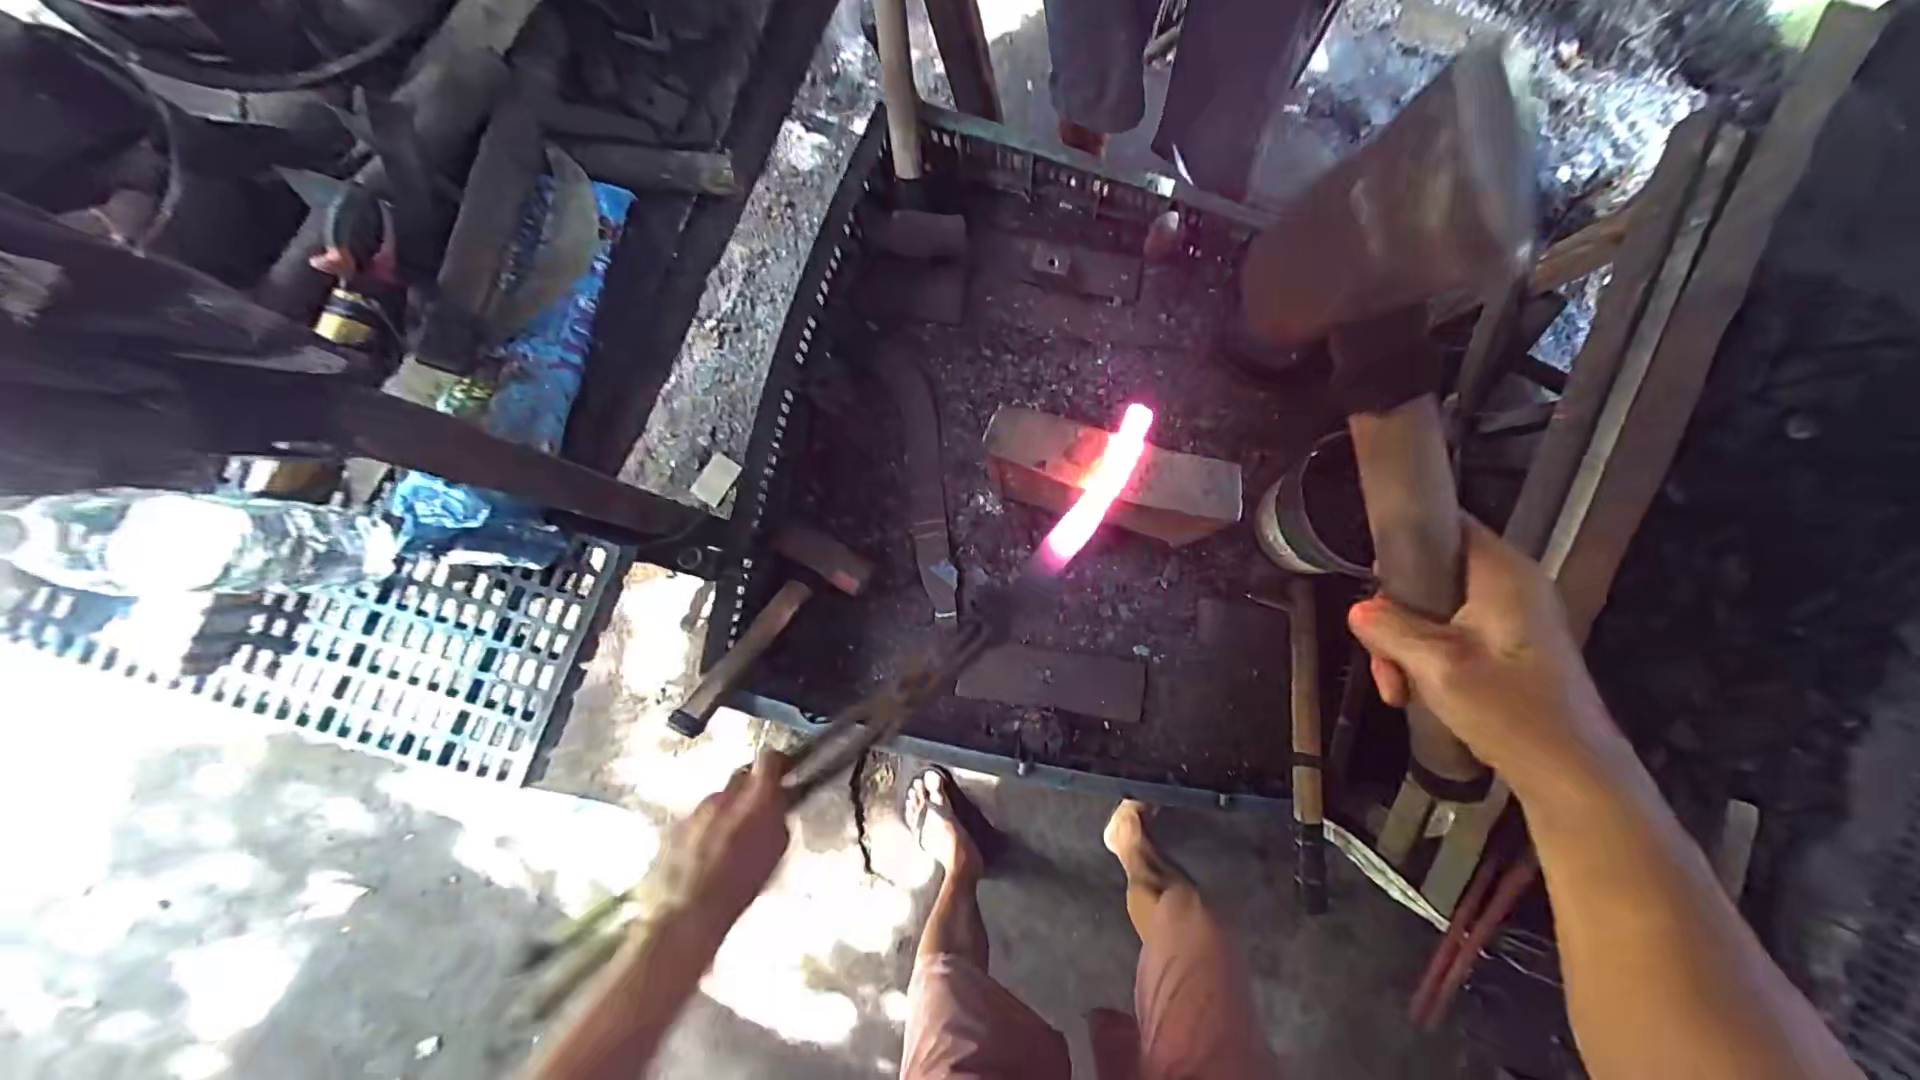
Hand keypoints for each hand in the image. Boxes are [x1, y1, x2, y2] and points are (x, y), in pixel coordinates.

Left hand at [669, 749, 791, 922]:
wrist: (684, 914)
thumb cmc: (739, 888)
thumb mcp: (775, 851)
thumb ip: (779, 817)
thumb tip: (781, 801)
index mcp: (754, 799)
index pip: (769, 759)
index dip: (780, 761)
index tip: (787, 769)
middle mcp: (723, 796)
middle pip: (743, 775)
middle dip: (754, 785)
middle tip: (761, 805)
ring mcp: (696, 809)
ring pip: (719, 797)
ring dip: (730, 808)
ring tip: (734, 836)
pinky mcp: (675, 826)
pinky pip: (699, 816)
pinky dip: (708, 826)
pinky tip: (709, 851)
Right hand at [1346, 518, 1627, 793]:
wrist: (1571, 776)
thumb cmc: (1512, 712)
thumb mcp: (1435, 666)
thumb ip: (1390, 629)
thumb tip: (1358, 610)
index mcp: (1503, 576)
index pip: (1449, 526)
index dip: (1406, 542)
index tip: (1375, 578)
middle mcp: (1508, 588)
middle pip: (1427, 575)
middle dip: (1392, 615)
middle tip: (1381, 655)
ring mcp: (1507, 620)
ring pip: (1428, 611)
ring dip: (1400, 645)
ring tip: (1397, 686)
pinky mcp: (1503, 648)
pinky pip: (1444, 636)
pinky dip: (1421, 659)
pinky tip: (1412, 692)